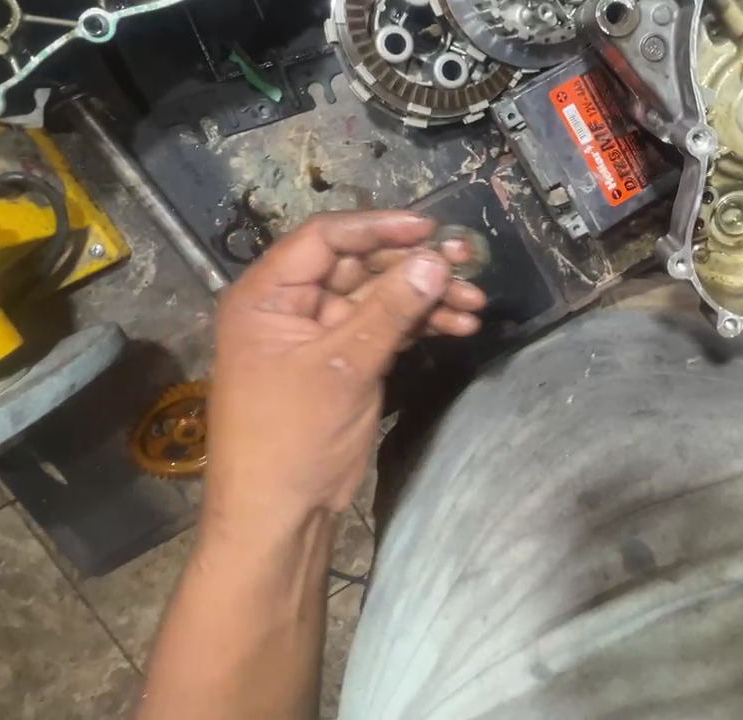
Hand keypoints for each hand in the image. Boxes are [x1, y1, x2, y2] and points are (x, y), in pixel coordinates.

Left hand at [203, 210, 485, 536]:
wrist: (281, 517)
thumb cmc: (292, 436)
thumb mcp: (342, 367)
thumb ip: (390, 309)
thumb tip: (437, 260)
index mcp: (268, 295)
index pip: (325, 238)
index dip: (379, 227)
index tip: (429, 229)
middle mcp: (294, 304)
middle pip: (361, 264)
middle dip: (414, 265)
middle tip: (466, 262)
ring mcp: (322, 332)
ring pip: (382, 296)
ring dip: (427, 297)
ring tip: (474, 301)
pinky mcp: (347, 359)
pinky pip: (388, 326)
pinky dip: (421, 324)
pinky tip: (459, 325)